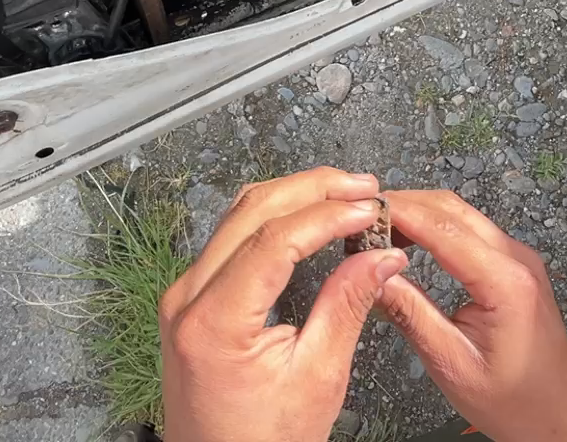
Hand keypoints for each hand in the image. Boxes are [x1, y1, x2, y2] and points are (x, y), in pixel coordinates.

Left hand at [158, 167, 408, 441]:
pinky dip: (276, 215)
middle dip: (314, 188)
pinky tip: (309, 213)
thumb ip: (347, 306)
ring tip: (344, 192)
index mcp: (213, 322)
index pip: (275, 240)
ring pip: (240, 212)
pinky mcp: (192, 294)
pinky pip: (233, 233)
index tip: (369, 208)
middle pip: (254, 209)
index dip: (327, 215)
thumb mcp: (316, 379)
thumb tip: (381, 255)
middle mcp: (187, 296)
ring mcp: (184, 291)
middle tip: (363, 186)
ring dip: (295, 194)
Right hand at [378, 191, 566, 441]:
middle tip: (361, 215)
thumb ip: (412, 315)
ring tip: (377, 224)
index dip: (400, 213)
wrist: (561, 419)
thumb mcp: (453, 367)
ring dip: (418, 210)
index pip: (443, 229)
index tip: (362, 210)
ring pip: (460, 212)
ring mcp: (518, 254)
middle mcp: (515, 256)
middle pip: (451, 209)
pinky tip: (408, 236)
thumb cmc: (511, 402)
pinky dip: (434, 223)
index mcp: (505, 282)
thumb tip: (370, 276)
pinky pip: (469, 227)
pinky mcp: (514, 260)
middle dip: (404, 204)